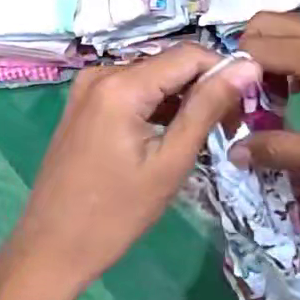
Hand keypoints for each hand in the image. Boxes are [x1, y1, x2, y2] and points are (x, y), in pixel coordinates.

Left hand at [0, 45, 261, 299]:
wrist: (52, 245)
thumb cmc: (116, 213)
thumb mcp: (170, 162)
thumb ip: (206, 108)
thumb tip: (247, 66)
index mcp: (121, 84)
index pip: (189, 54)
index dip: (224, 72)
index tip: (245, 108)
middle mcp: (100, 73)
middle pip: (168, 64)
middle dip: (203, 89)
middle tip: (226, 131)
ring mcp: (87, 87)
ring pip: (150, 78)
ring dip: (180, 100)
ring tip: (202, 139)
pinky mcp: (82, 103)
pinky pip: (129, 91)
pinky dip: (154, 107)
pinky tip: (167, 137)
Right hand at [233, 11, 299, 186]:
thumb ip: (284, 151)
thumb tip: (234, 152)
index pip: (253, 46)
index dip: (234, 76)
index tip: (237, 111)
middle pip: (265, 23)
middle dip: (247, 57)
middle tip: (254, 100)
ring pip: (288, 25)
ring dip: (271, 54)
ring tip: (277, 99)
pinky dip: (293, 52)